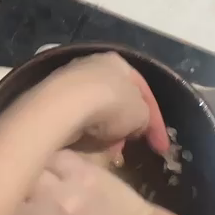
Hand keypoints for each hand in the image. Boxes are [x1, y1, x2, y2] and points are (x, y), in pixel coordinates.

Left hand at [29, 52, 169, 156]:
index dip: (156, 121)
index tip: (161, 147)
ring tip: (110, 151)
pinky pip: (78, 116)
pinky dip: (87, 131)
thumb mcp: (142, 114)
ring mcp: (71, 79)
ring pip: (97, 110)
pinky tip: (91, 146)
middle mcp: (94, 64)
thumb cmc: (112, 104)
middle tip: (130, 146)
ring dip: (107, 131)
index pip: (144, 90)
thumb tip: (136, 124)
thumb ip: (144, 119)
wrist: (66, 105)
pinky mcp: (54, 96)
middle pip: (118, 100)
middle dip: (127, 126)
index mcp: (119, 62)